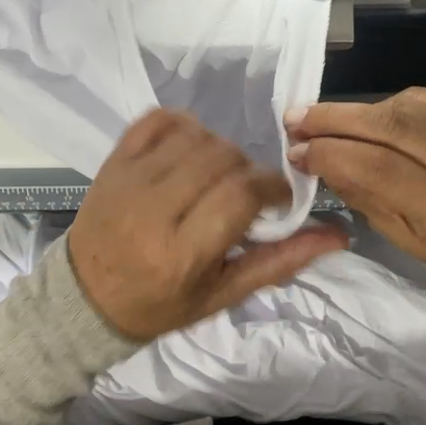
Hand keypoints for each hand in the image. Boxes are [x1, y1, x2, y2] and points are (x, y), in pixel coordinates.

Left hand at [69, 110, 349, 341]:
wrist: (86, 299)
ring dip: (219, 149)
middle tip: (245, 194)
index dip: (272, 188)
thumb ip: (279, 261)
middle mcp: (154, 209)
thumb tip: (338, 235)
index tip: (277, 200)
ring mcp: (129, 180)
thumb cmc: (160, 304)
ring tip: (216, 177)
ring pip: (195, 135)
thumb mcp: (223, 294)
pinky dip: (183, 125)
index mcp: (183, 252)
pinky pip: (157, 120)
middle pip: (222, 157)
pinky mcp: (113, 161)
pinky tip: (189, 150)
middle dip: (247, 170)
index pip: (241, 194)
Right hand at [286, 88, 425, 277]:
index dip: (332, 153)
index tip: (296, 151)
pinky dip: (386, 105)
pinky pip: (420, 97)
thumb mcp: (401, 236)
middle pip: (393, 126)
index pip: (382, 169)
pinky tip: (369, 118)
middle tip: (296, 120)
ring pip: (403, 105)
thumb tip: (313, 155)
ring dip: (358, 112)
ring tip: (327, 122)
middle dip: (337, 119)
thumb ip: (360, 193)